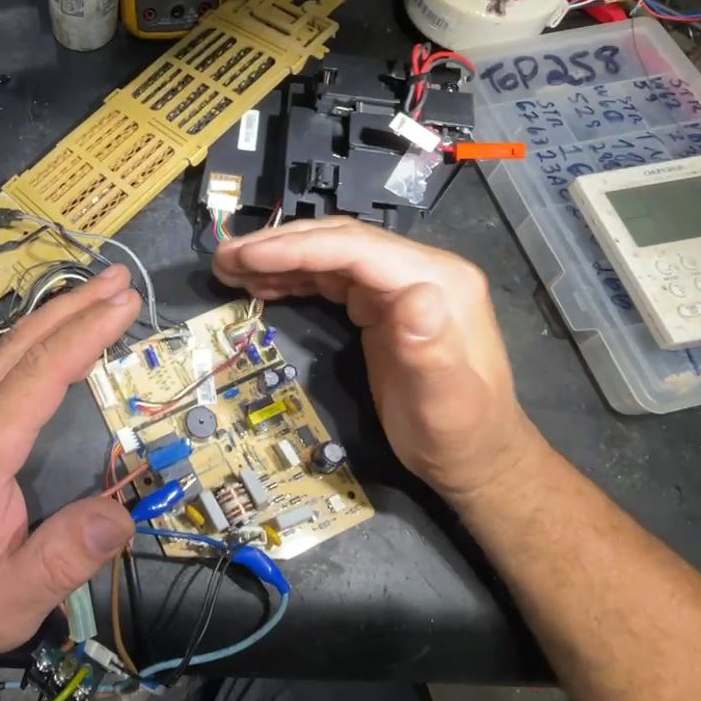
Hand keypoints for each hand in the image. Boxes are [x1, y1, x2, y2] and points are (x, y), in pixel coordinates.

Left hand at [0, 266, 140, 679]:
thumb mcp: (15, 596)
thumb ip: (66, 556)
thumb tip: (122, 515)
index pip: (41, 372)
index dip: (85, 333)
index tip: (125, 304)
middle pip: (24, 344)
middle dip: (76, 306)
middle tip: (122, 280)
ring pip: (11, 348)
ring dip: (59, 314)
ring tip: (100, 293)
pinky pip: (4, 364)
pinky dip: (40, 337)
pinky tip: (60, 335)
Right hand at [213, 217, 545, 498]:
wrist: (476, 458)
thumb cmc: (461, 436)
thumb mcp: (447, 403)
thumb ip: (431, 351)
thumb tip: (414, 299)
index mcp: (438, 281)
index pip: (355, 249)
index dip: (297, 248)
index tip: (246, 257)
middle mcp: (418, 270)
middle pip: (338, 241)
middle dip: (278, 246)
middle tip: (223, 257)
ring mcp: (398, 284)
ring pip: (328, 255)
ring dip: (278, 258)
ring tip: (228, 268)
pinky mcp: (382, 302)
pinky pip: (329, 277)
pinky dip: (292, 277)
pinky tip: (259, 285)